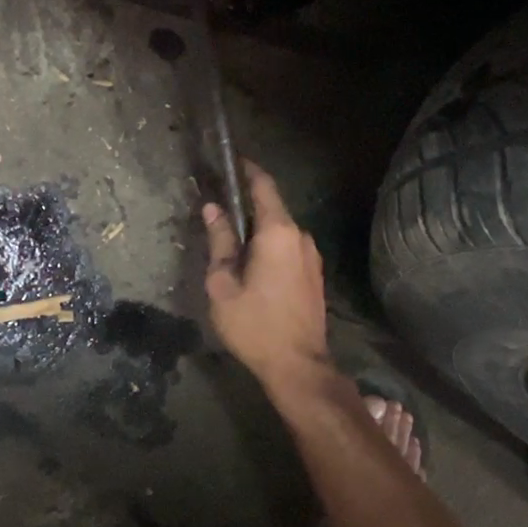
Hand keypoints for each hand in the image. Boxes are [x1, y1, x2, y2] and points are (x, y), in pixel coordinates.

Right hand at [203, 161, 331, 385]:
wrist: (298, 366)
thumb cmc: (254, 324)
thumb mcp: (222, 284)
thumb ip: (219, 242)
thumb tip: (212, 209)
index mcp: (278, 233)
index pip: (263, 186)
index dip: (246, 170)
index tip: (228, 161)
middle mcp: (301, 237)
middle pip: (271, 208)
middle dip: (245, 205)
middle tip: (217, 208)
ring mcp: (312, 256)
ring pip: (280, 231)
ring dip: (257, 230)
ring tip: (229, 242)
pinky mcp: (314, 275)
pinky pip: (288, 248)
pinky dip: (269, 246)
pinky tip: (251, 265)